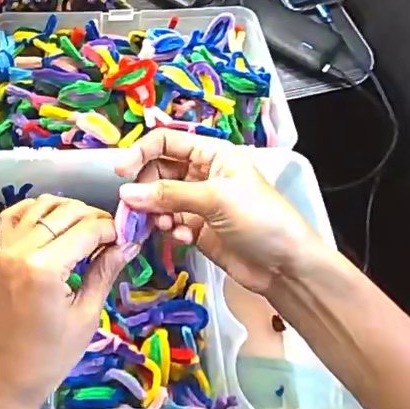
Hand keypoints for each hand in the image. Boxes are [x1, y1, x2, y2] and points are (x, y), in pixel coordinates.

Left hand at [0, 196, 135, 408]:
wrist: (5, 377)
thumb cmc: (49, 357)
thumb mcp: (85, 316)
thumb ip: (104, 272)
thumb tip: (128, 245)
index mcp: (44, 267)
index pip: (87, 229)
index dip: (112, 230)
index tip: (127, 237)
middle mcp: (22, 249)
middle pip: (66, 212)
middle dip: (94, 218)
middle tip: (113, 236)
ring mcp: (6, 248)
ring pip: (42, 205)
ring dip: (69, 210)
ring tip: (88, 230)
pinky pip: (15, 214)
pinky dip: (37, 209)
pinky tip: (55, 221)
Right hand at [113, 130, 328, 295]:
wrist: (288, 267)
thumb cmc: (263, 220)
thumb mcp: (216, 199)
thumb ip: (169, 195)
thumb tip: (127, 194)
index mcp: (211, 153)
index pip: (166, 141)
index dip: (141, 152)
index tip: (121, 172)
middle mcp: (202, 173)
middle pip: (157, 171)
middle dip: (145, 189)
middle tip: (135, 208)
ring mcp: (198, 201)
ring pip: (159, 199)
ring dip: (155, 212)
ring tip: (164, 226)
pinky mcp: (196, 228)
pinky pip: (168, 222)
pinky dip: (168, 229)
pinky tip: (182, 238)